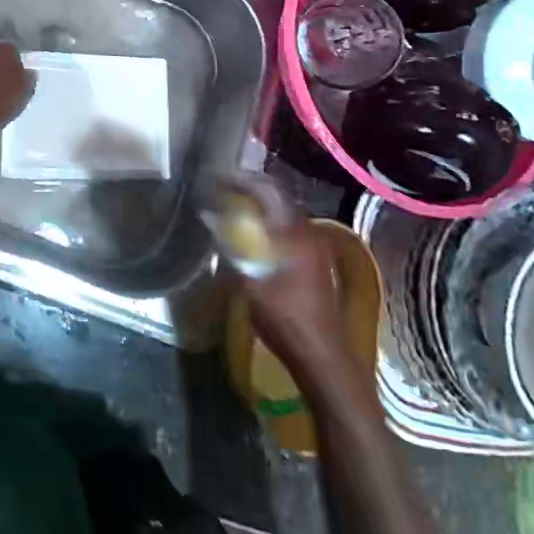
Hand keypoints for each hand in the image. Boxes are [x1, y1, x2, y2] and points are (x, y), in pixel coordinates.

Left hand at [0, 42, 32, 136]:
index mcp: (4, 51)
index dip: (17, 58)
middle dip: (4, 63)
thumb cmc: (9, 98)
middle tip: (11, 77)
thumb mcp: (27, 88)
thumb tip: (28, 71)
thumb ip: (29, 76)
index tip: (21, 69)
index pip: (12, 48)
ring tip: (0, 85)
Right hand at [222, 176, 346, 366]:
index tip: (217, 178)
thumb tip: (210, 216)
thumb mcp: (251, 281)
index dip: (241, 180)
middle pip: (276, 199)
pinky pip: (286, 231)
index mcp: (295, 231)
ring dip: (257, 209)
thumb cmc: (286, 318)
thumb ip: (232, 244)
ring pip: (281, 216)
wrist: (323, 356)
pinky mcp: (314, 262)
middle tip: (220, 192)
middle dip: (247, 192)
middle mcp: (309, 231)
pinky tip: (250, 238)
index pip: (267, 189)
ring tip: (230, 211)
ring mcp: (315, 247)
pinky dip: (266, 226)